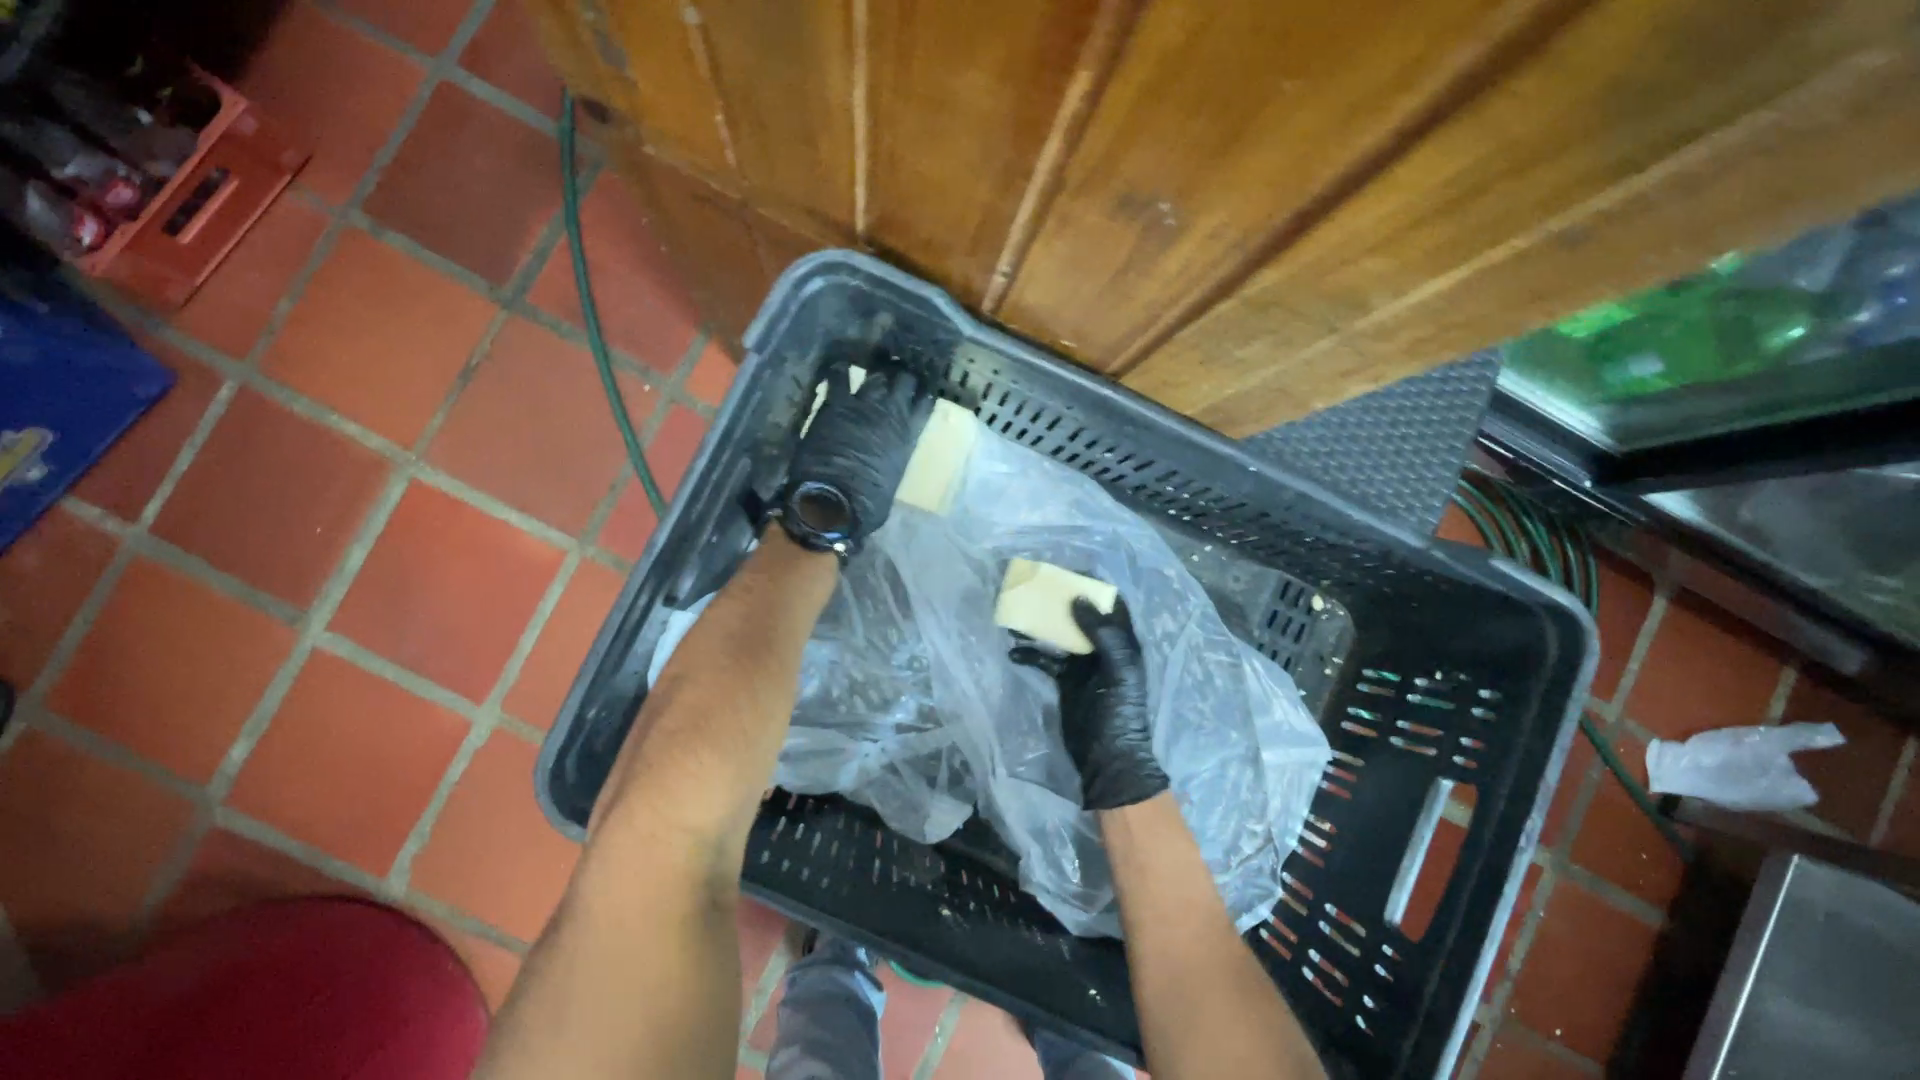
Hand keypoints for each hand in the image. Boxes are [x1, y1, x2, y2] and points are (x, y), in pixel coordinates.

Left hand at [777, 360, 933, 556]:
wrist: (834, 500)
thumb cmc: (866, 504)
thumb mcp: (890, 483)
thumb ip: (891, 463)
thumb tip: (884, 466)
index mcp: (908, 435)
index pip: (924, 403)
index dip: (923, 392)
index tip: (922, 386)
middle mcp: (892, 414)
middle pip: (904, 380)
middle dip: (902, 374)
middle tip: (897, 370)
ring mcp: (864, 405)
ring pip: (876, 375)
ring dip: (875, 372)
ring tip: (873, 365)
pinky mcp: (836, 404)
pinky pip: (840, 376)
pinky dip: (839, 370)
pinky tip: (837, 367)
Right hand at [1009, 597, 1167, 810]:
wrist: (1108, 759)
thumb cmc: (1119, 714)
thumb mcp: (1119, 672)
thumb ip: (1104, 635)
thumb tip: (1078, 600)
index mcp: (1123, 642)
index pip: (1109, 603)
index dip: (1092, 585)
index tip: (1066, 571)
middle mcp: (1103, 647)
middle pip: (1080, 614)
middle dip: (1059, 600)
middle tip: (1033, 586)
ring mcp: (1083, 664)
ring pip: (1060, 634)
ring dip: (1040, 625)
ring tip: (1015, 615)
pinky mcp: (1066, 680)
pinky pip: (1046, 659)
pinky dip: (1030, 653)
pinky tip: (1014, 652)